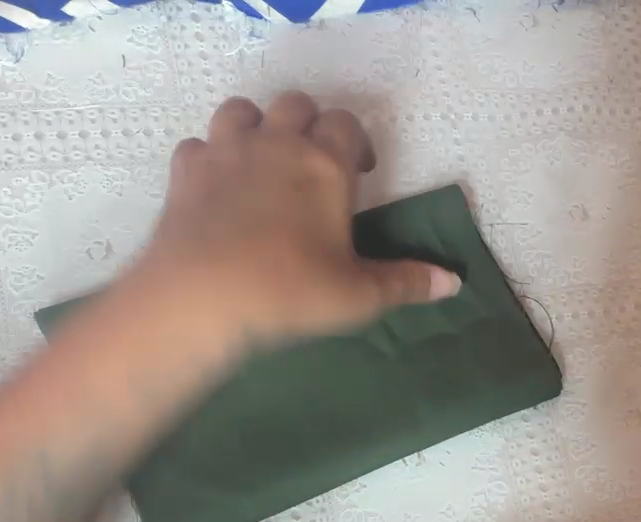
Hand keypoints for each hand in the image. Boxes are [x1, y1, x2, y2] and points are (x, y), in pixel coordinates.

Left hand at [124, 92, 460, 353]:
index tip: (362, 172)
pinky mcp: (185, 172)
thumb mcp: (361, 295)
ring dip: (260, 128)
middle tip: (320, 167)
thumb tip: (455, 282)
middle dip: (312, 126)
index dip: (357, 142)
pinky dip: (215, 157)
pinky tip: (223, 187)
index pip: (346, 124)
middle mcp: (275, 143)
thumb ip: (408, 282)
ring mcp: (224, 152)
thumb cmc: (293, 291)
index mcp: (324, 165)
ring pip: (243, 112)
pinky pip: (201, 144)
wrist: (202, 297)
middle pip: (296, 105)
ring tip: (270, 166)